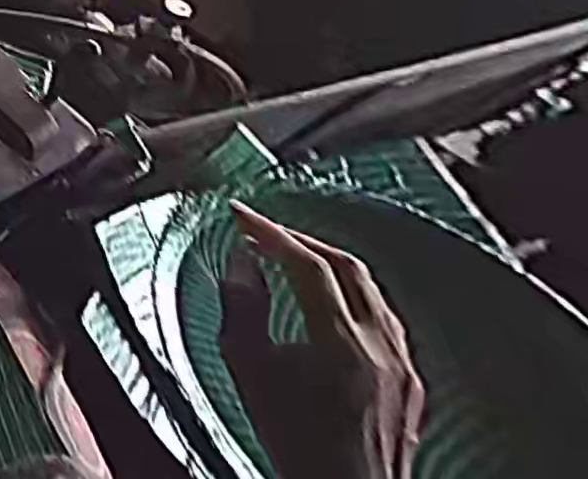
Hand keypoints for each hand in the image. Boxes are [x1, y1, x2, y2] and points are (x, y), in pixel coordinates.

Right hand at [221, 202, 424, 478]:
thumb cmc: (290, 432)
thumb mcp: (246, 362)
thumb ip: (242, 304)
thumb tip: (243, 261)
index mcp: (339, 343)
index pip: (306, 264)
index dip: (268, 230)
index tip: (237, 213)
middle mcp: (380, 349)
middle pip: (348, 268)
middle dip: (298, 238)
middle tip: (259, 227)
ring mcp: (402, 365)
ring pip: (369, 290)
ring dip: (324, 261)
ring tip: (284, 252)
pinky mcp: (408, 379)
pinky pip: (380, 315)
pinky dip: (344, 288)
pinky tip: (319, 293)